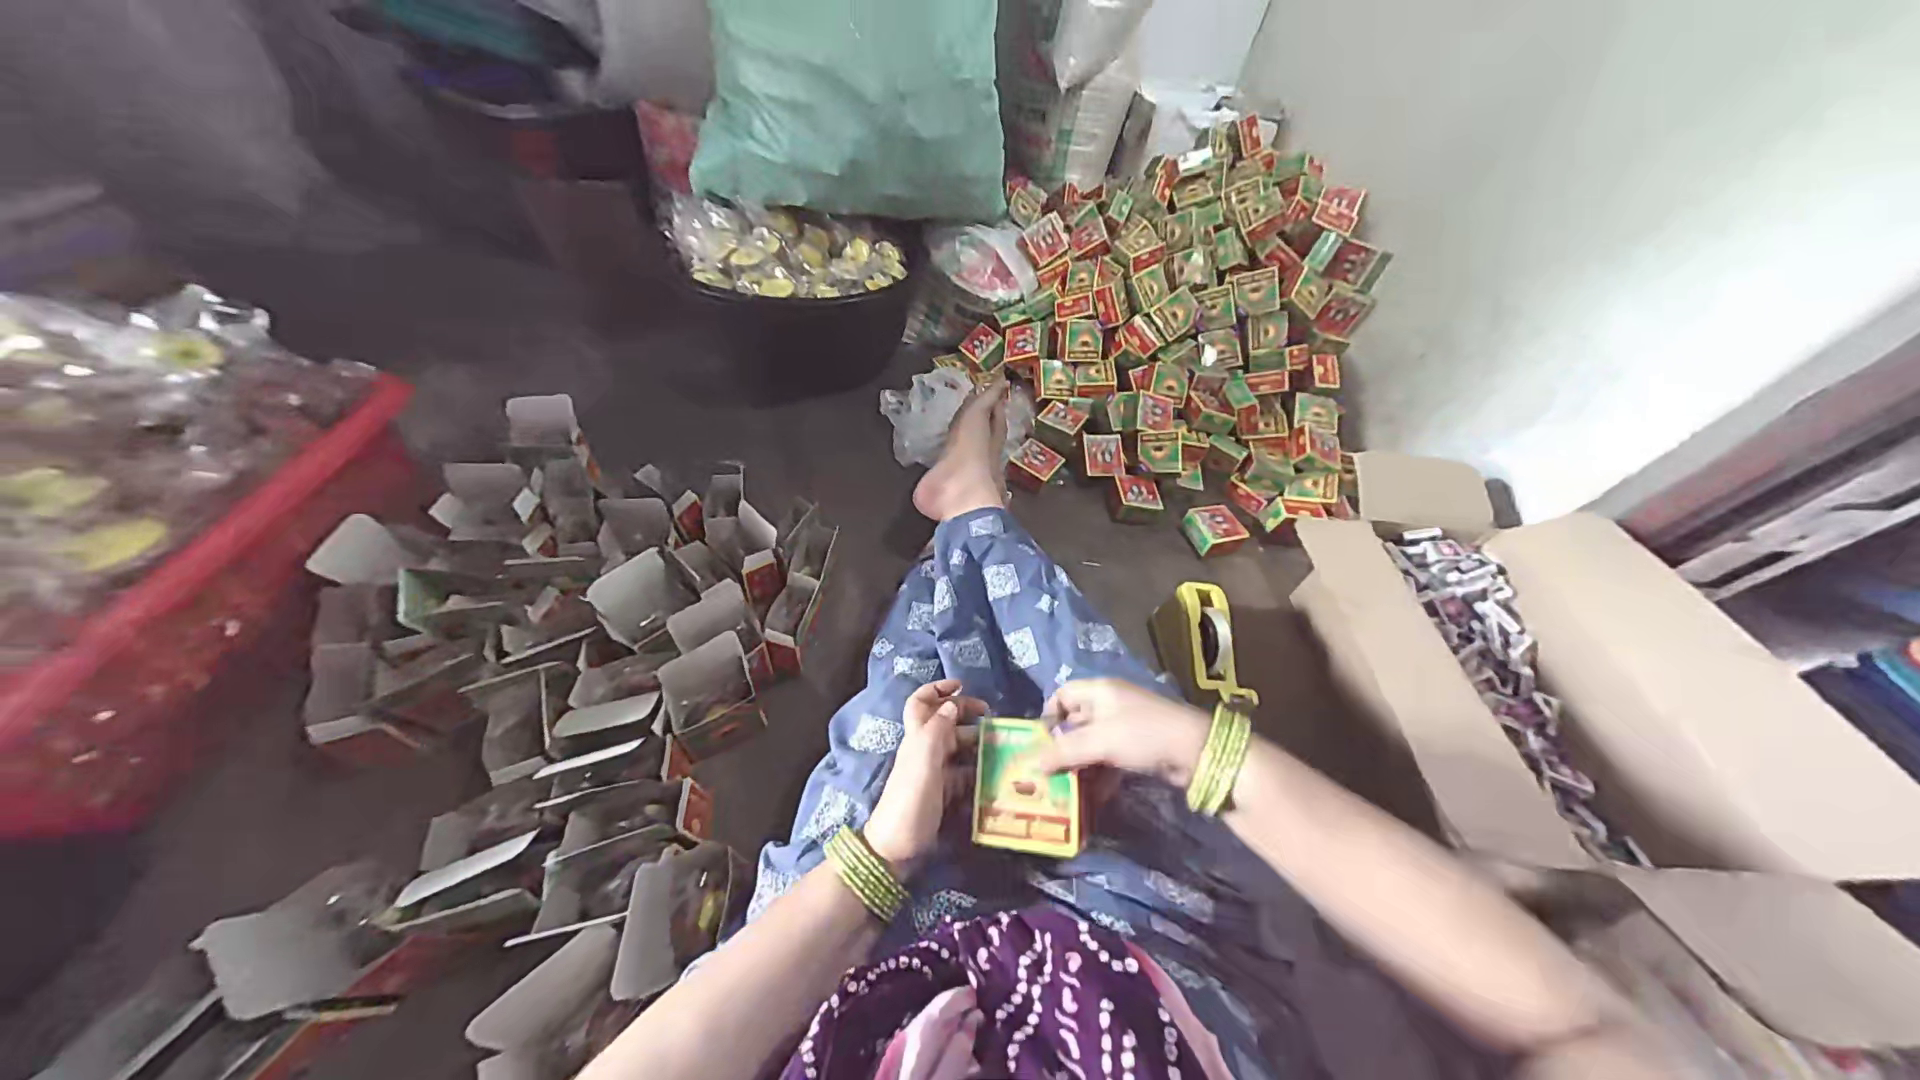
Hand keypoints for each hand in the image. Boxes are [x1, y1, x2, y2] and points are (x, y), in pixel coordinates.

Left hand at [863, 679, 985, 868]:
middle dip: (968, 714)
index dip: (937, 689)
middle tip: (993, 718)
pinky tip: (995, 773)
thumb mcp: (923, 762)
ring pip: (958, 747)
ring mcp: (935, 771)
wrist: (896, 849)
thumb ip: (937, 730)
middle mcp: (925, 749)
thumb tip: (952, 704)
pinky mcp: (944, 792)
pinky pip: (964, 772)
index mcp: (918, 737)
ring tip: (1002, 746)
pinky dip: (978, 769)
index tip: (962, 686)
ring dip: (978, 742)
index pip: (921, 702)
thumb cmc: (909, 802)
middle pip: (946, 722)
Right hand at [1032, 678, 1211, 786]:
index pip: (1063, 695)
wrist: (1196, 753)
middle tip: (1047, 773)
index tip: (1040, 742)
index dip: (1048, 715)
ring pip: (1091, 745)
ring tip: (1066, 789)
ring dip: (1079, 766)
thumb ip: (1065, 752)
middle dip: (1061, 747)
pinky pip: (1108, 760)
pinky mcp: (1136, 749)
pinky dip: (1099, 776)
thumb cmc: (1142, 735)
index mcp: (1099, 691)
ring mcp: (1124, 727)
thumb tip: (1032, 763)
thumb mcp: (1099, 741)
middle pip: (1075, 722)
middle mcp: (1109, 705)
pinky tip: (1092, 796)